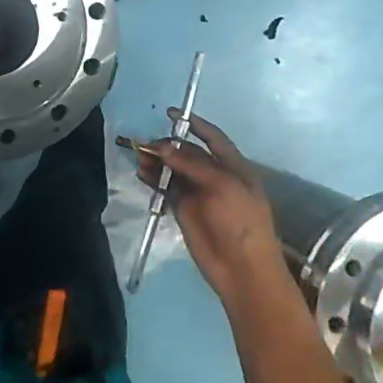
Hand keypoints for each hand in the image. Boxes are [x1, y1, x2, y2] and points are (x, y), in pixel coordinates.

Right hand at [134, 111, 288, 304]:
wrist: (242, 269)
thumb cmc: (240, 221)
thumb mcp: (222, 185)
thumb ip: (192, 164)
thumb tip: (163, 148)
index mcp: (233, 166)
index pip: (212, 138)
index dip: (194, 124)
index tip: (170, 113)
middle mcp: (215, 176)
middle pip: (188, 153)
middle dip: (168, 145)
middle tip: (145, 145)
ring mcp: (198, 194)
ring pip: (174, 170)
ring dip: (158, 162)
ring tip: (139, 158)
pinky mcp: (184, 210)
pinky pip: (166, 189)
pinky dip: (154, 180)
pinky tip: (142, 174)